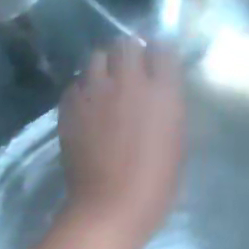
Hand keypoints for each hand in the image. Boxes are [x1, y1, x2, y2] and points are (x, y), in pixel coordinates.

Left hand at [59, 39, 185, 237]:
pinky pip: (77, 83)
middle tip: (133, 70)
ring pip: (97, 57)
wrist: (110, 205)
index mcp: (163, 92)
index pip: (163, 49)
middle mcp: (128, 82)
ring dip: (105, 65)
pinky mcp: (70, 105)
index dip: (161, 54)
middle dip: (131, 52)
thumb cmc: (157, 183)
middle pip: (126, 44)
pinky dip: (85, 88)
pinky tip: (90, 105)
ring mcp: (94, 91)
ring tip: (108, 83)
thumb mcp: (178, 143)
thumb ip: (170, 110)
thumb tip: (162, 95)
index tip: (160, 64)